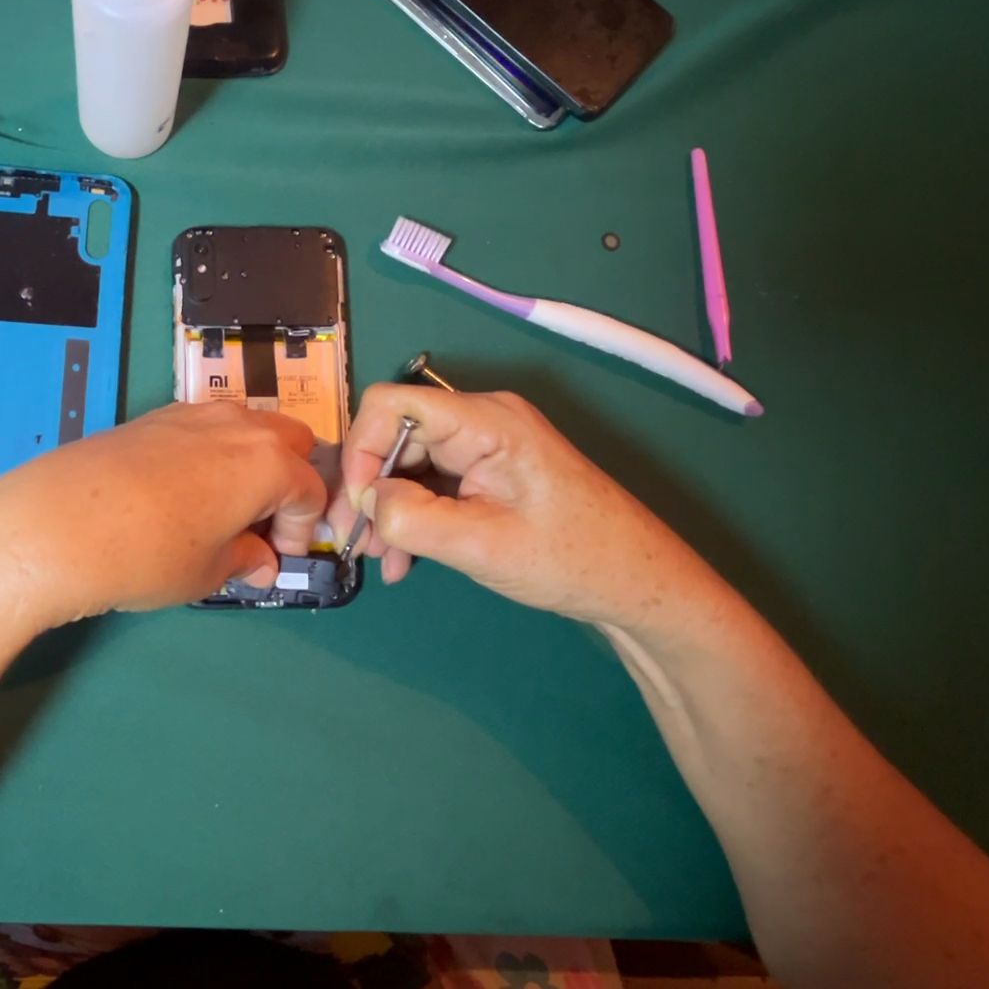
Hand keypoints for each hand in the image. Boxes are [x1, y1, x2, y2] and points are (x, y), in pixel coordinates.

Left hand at [0, 402, 327, 628]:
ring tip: (222, 505)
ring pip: (245, 426)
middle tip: (260, 524)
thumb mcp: (206, 572)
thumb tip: (261, 563)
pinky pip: (204, 427)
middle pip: (289, 441)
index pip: (310, 491)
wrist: (57, 523)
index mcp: (268, 462)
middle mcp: (237, 426)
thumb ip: (244, 560)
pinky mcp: (153, 417)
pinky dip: (212, 452)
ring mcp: (192, 415)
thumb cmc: (148, 556)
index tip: (276, 558)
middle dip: (288, 480)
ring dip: (251, 460)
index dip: (301, 530)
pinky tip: (181, 490)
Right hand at [326, 384, 721, 629]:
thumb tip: (366, 499)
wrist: (637, 584)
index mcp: (485, 422)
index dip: (361, 448)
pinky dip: (411, 516)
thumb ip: (411, 518)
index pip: (392, 405)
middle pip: (395, 436)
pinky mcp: (486, 470)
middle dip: (368, 488)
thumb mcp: (480, 545)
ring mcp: (483, 445)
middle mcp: (480, 421)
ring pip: (408, 464)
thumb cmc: (569, 560)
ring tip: (381, 560)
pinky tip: (404, 558)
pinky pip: (430, 482)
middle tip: (352, 540)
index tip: (358, 504)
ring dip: (387, 509)